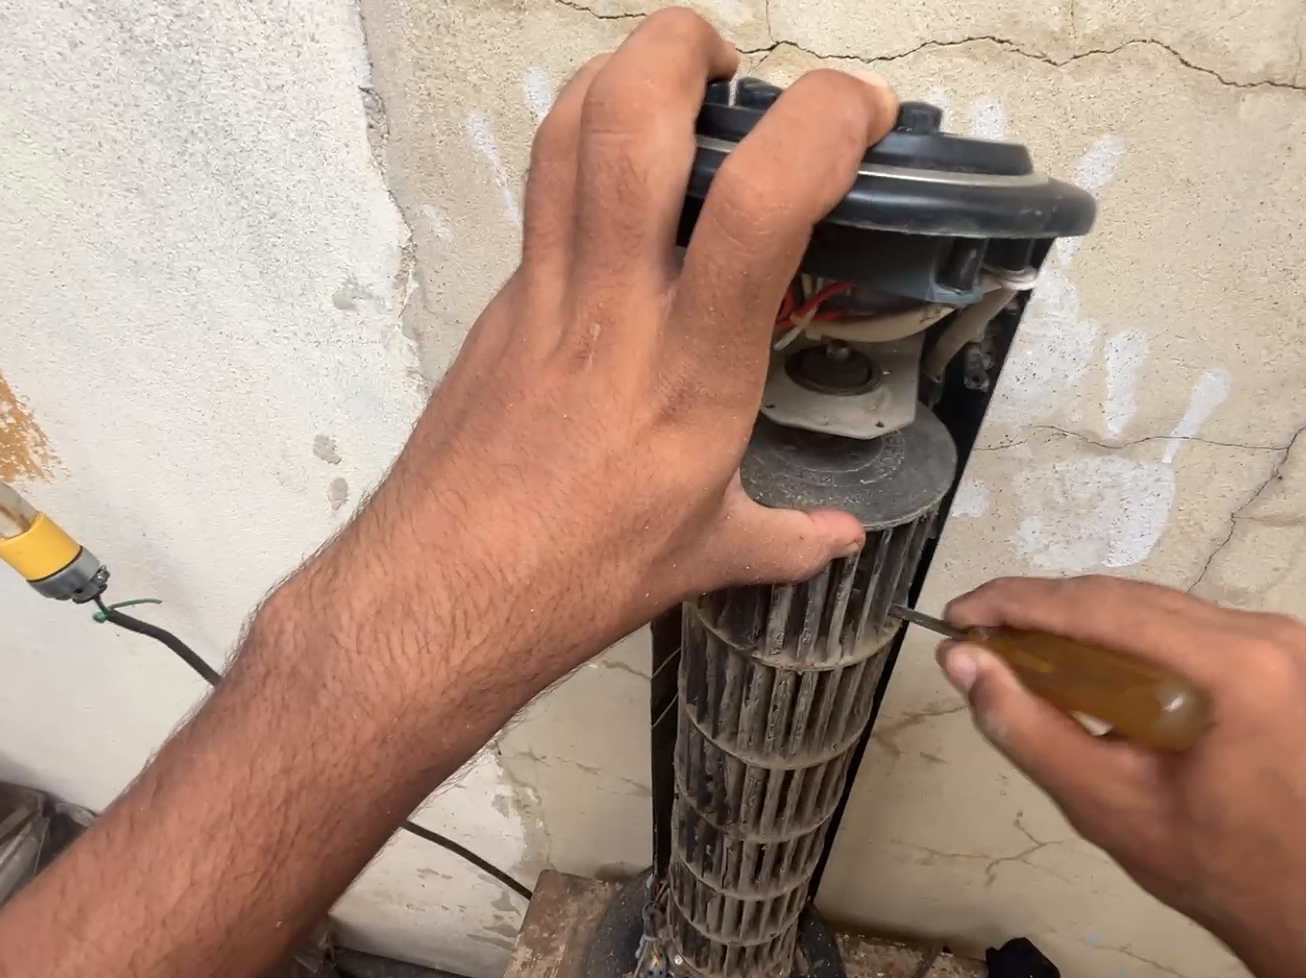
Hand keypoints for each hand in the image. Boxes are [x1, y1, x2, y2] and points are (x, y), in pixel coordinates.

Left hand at [308, 11, 895, 706]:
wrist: (443, 594)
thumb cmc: (579, 578)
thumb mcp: (707, 558)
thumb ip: (788, 538)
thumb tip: (842, 538)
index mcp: (695, 372)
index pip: (760, 205)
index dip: (824, 124)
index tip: (862, 117)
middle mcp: (617, 309)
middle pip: (630, 116)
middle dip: (687, 46)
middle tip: (733, 70)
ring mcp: (542, 297)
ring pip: (565, 132)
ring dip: (621, 74)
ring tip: (671, 93)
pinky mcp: (497, 308)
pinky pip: (539, 201)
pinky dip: (580, 159)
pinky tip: (616, 206)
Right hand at [938, 577, 1305, 977]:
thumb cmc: (1217, 870)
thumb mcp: (1103, 804)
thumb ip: (1025, 727)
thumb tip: (959, 660)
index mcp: (1238, 665)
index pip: (1102, 608)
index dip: (1016, 603)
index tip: (955, 614)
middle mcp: (1264, 631)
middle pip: (1122, 599)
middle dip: (1037, 610)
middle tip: (972, 635)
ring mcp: (1275, 638)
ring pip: (1142, 607)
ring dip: (1069, 623)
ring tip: (1009, 649)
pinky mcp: (1271, 653)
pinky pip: (1167, 626)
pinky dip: (1109, 638)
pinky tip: (1072, 663)